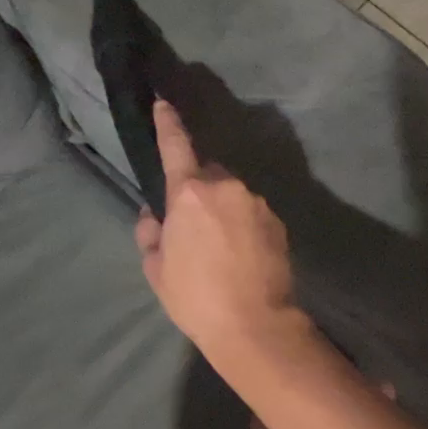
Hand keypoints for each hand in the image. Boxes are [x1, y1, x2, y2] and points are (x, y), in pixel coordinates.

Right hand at [133, 100, 298, 353]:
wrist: (254, 324)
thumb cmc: (196, 297)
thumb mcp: (156, 270)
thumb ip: (150, 234)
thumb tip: (153, 216)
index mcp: (189, 193)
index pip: (176, 146)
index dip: (168, 123)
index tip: (164, 104)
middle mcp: (226, 187)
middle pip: (208, 174)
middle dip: (198, 188)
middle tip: (191, 225)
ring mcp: (257, 202)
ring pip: (232, 194)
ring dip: (222, 209)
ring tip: (219, 247)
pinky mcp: (277, 222)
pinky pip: (252, 213)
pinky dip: (243, 224)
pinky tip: (240, 254)